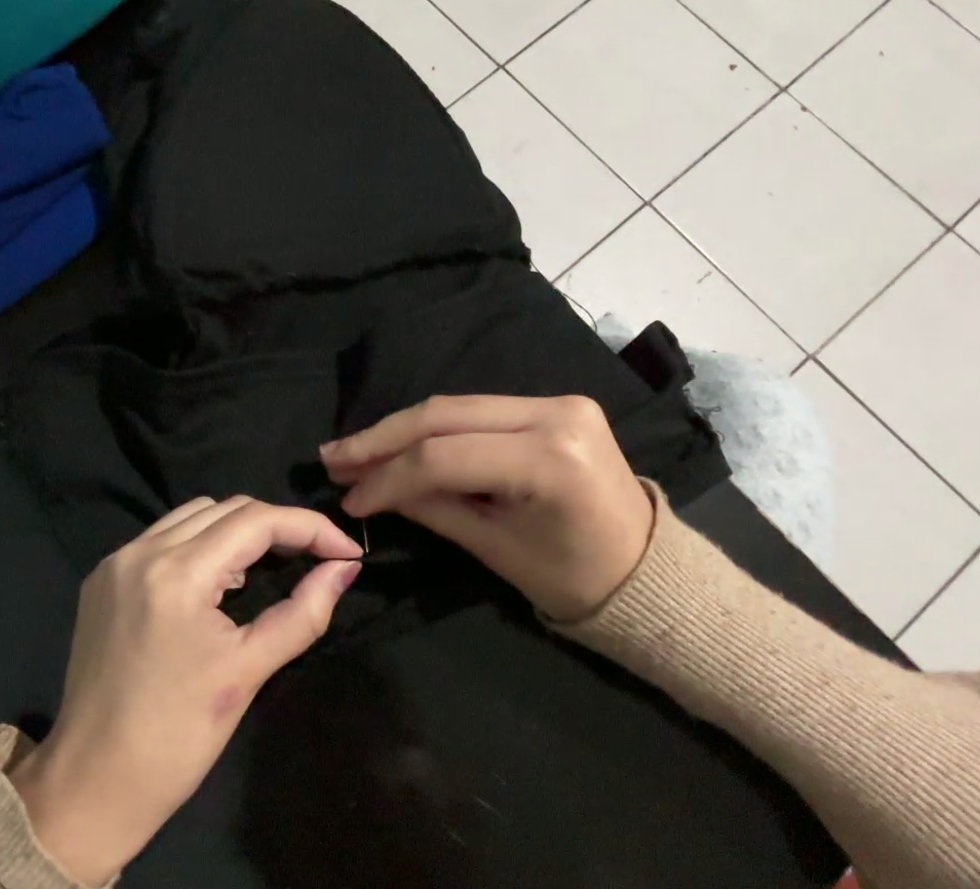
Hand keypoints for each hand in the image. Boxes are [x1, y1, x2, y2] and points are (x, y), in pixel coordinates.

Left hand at [10, 497, 363, 884]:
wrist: (94, 781)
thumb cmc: (178, 737)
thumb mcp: (249, 672)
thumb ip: (303, 613)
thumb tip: (344, 569)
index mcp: (177, 573)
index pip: (257, 521)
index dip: (310, 527)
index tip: (347, 552)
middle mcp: (141, 551)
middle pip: (226, 509)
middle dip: (278, 526)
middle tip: (316, 559)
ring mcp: (115, 562)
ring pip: (192, 516)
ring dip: (237, 531)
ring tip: (269, 569)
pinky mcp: (102, 579)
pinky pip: (162, 538)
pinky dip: (199, 546)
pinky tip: (216, 583)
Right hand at [320, 395, 653, 622]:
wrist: (647, 572)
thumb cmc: (574, 577)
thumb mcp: (495, 547)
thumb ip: (430, 507)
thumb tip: (366, 489)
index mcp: (550, 458)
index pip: (444, 456)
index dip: (387, 476)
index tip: (347, 497)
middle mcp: (556, 414)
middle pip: (445, 415)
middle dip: (382, 439)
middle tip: (332, 458)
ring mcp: (559, 401)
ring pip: (456, 406)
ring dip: (401, 429)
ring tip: (353, 451)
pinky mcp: (555, 403)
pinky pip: (478, 411)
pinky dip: (434, 429)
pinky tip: (398, 442)